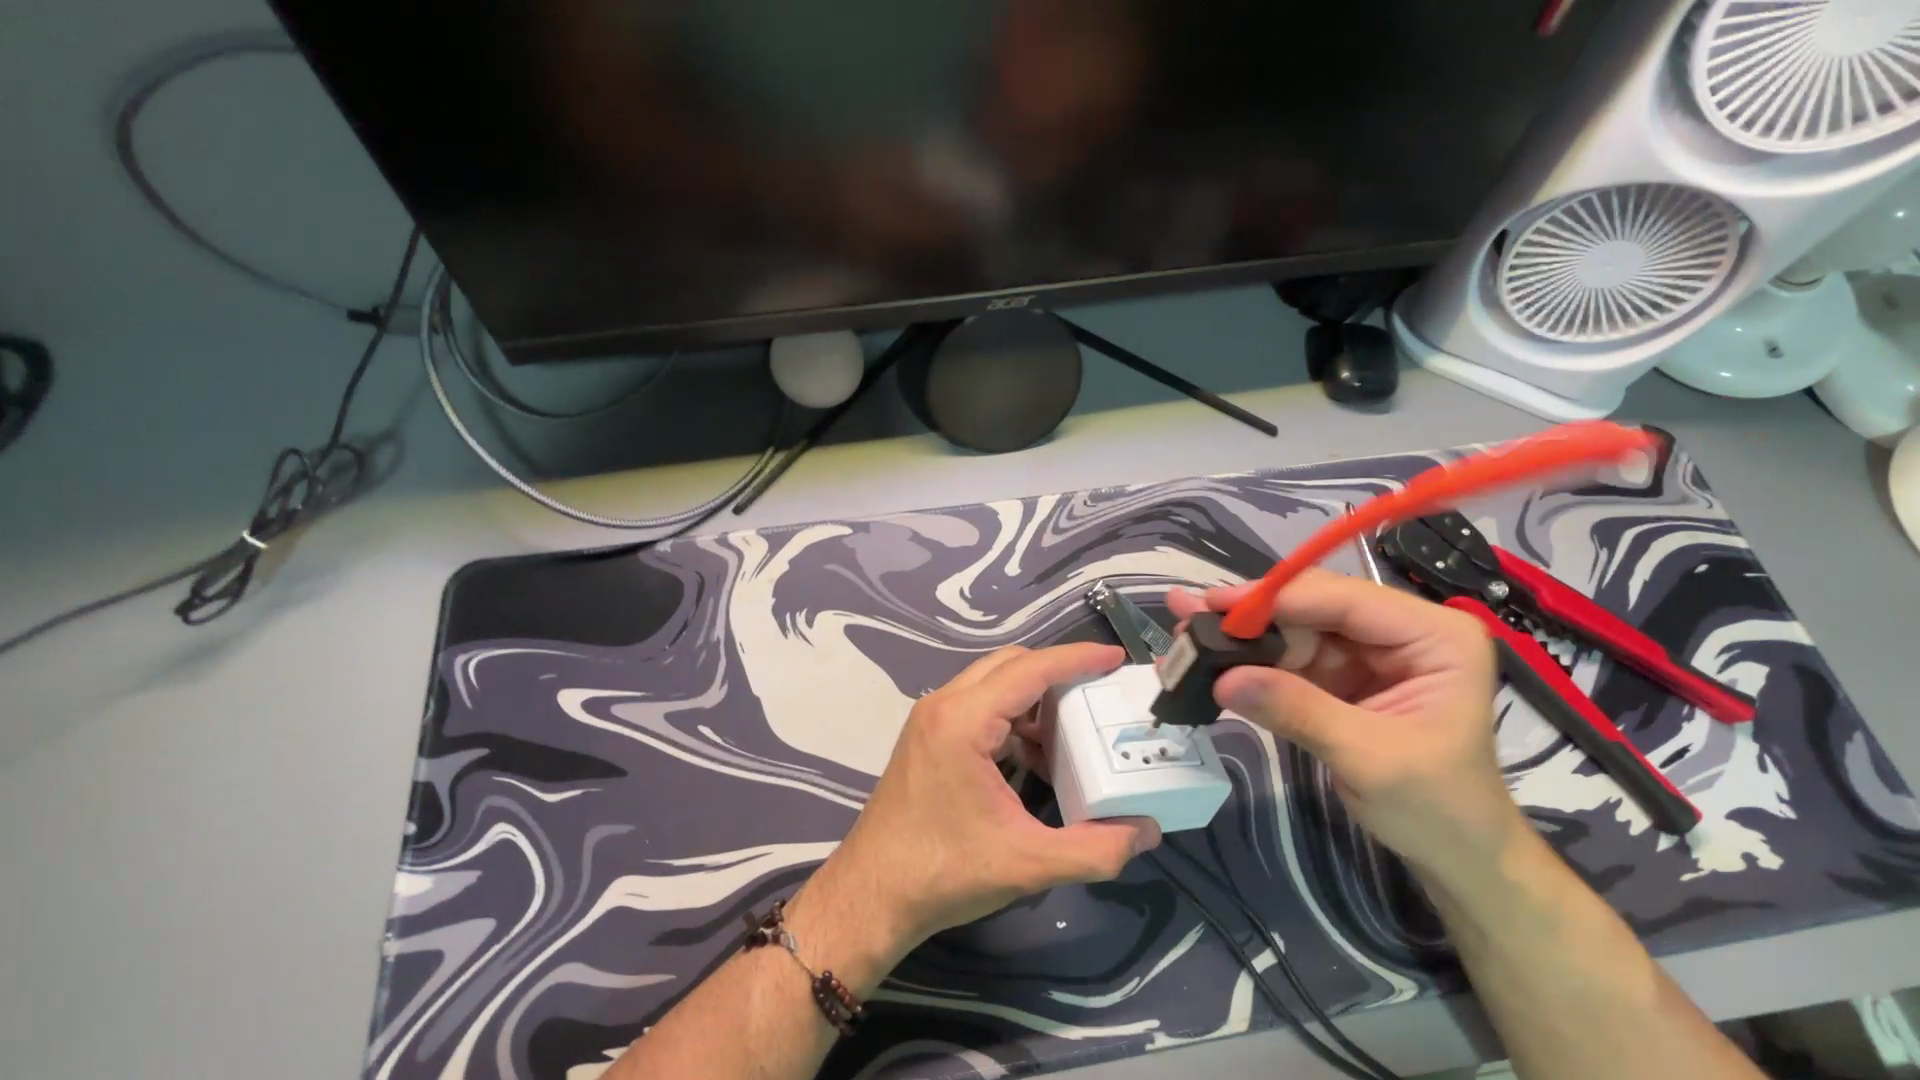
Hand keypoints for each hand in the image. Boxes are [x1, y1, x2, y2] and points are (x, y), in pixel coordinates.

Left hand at [793, 644, 1161, 970]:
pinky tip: (1038, 756)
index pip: (1030, 669)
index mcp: (963, 720)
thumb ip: (1095, 848)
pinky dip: (1013, 718)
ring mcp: (930, 721)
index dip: (1077, 658)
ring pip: (992, 684)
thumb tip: (1147, 830)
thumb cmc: (943, 873)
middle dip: (1058, 672)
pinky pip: (979, 708)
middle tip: (1102, 692)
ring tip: (1078, 727)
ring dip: (1035, 697)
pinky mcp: (928, 740)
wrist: (872, 896)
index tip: (1117, 659)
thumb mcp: (1028, 864)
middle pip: (1010, 665)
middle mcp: (943, 707)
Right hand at [1167, 570, 1521, 882]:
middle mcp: (1403, 632)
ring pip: (1295, 629)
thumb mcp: (1369, 758)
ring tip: (1185, 632)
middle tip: (1187, 612)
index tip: (1215, 604)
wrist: (1457, 856)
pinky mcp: (1345, 676)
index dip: (1278, 598)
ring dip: (1242, 636)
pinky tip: (1209, 656)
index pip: (1347, 600)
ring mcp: (1371, 653)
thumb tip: (1223, 679)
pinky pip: (1291, 658)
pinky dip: (1251, 662)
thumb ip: (1299, 710)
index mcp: (1436, 637)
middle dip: (1252, 615)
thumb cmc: (1436, 807)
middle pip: (1315, 607)